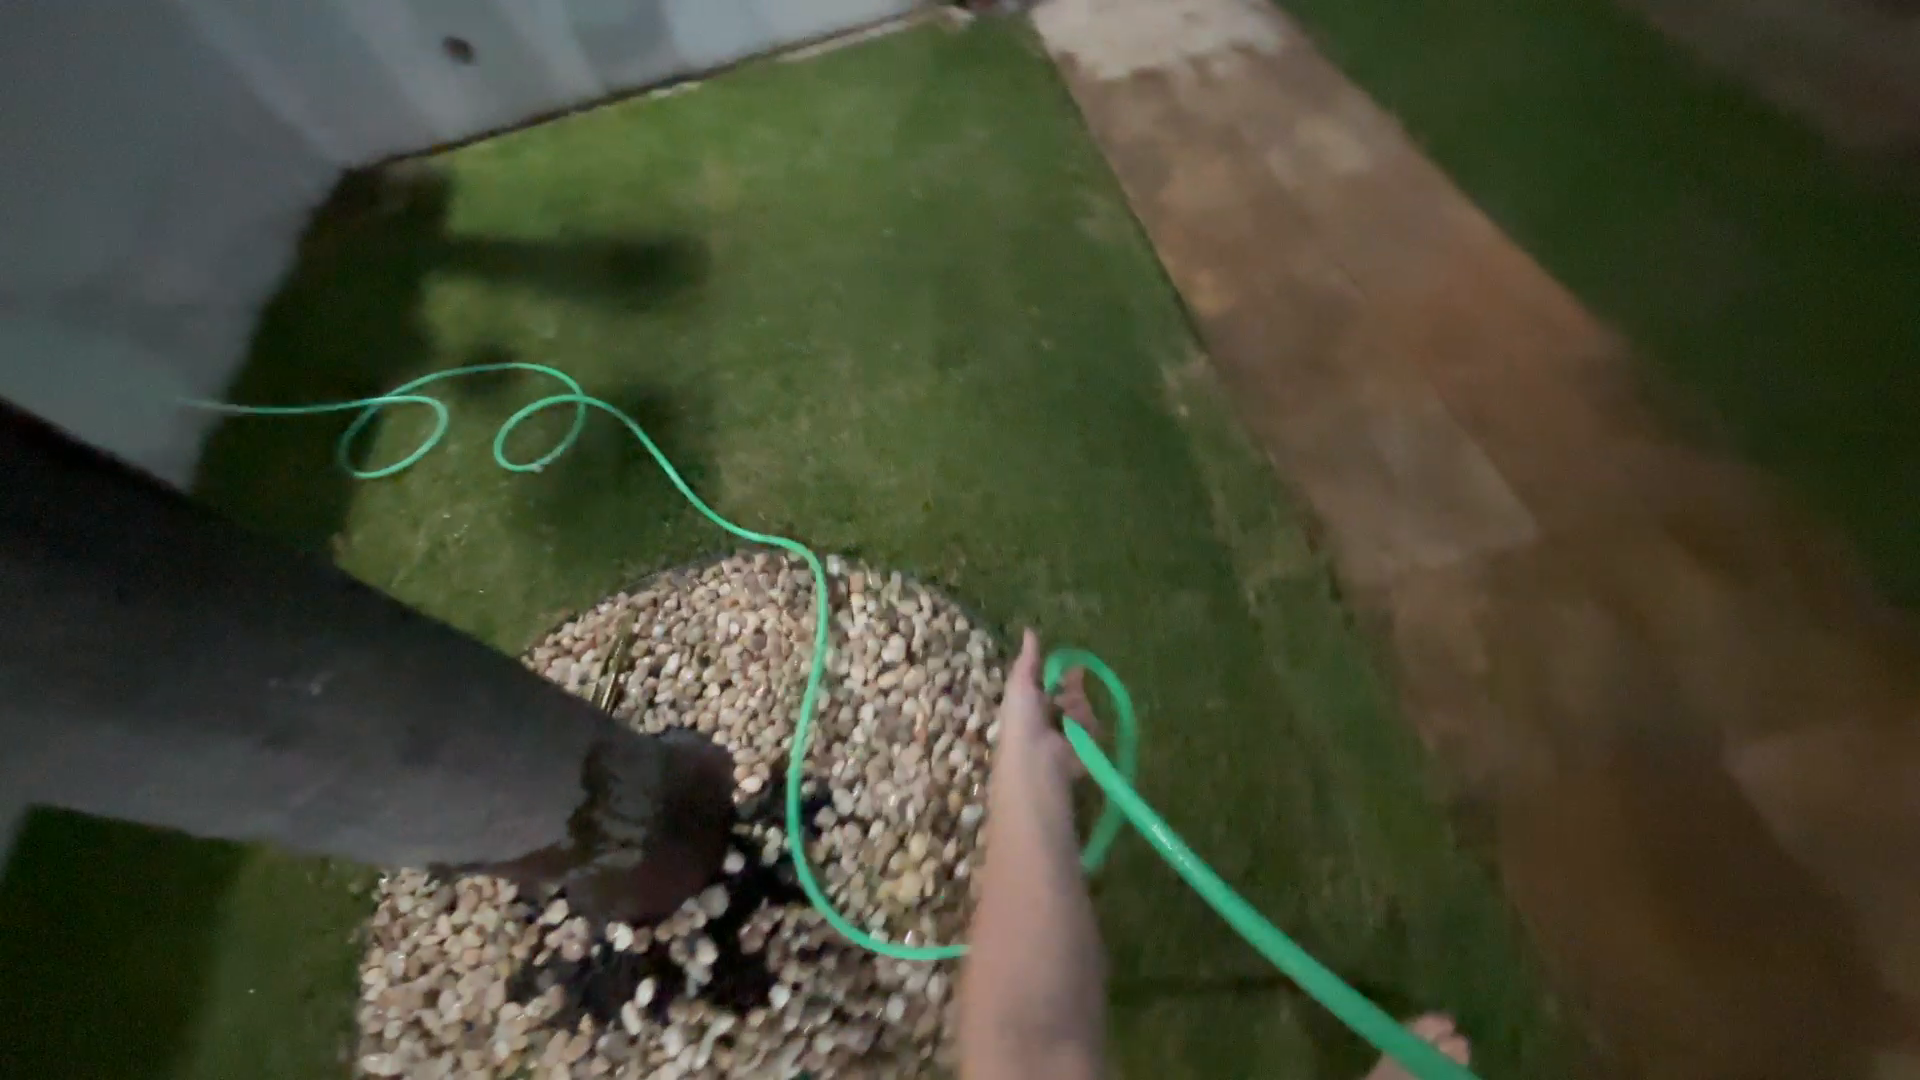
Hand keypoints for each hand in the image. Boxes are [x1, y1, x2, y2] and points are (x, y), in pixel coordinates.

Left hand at [991, 630, 1096, 792]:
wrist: (1036, 759)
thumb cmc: (1023, 718)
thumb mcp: (1021, 683)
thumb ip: (1029, 659)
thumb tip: (1030, 629)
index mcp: (1033, 704)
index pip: (1053, 683)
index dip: (1064, 675)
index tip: (1076, 666)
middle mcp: (1050, 719)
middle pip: (1073, 695)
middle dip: (1073, 694)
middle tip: (1066, 701)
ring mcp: (1068, 735)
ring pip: (1085, 711)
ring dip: (1079, 712)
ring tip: (1069, 723)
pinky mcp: (1084, 750)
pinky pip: (1095, 730)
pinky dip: (1088, 731)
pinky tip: (1079, 736)